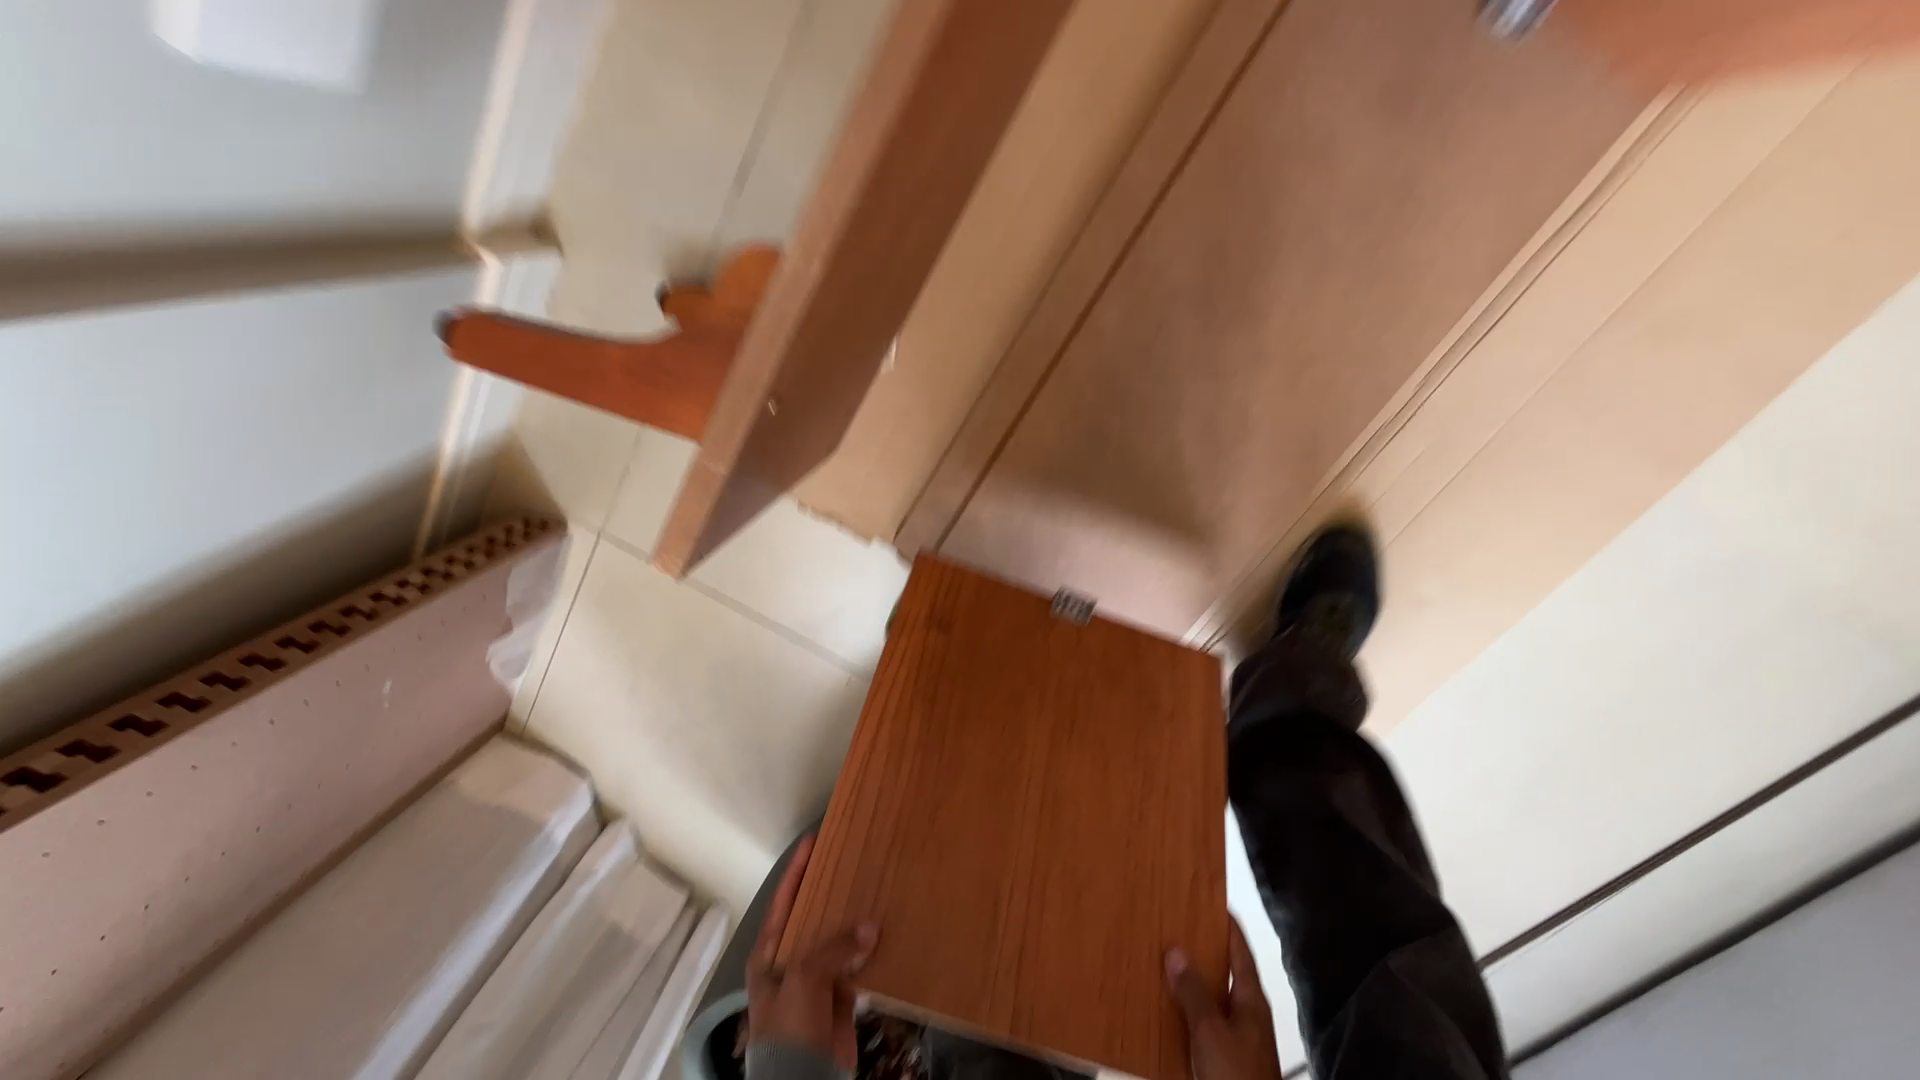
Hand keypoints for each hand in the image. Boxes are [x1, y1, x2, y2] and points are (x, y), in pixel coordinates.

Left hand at [748, 834, 880, 1069]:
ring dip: (853, 921)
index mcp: (769, 955)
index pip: (783, 902)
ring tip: (873, 888)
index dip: (796, 871)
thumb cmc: (791, 1024)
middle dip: (829, 892)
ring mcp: (814, 981)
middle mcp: (789, 962)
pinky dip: (869, 952)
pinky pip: (854, 967)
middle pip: (811, 917)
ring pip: (836, 941)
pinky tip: (886, 933)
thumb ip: (834, 948)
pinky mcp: (837, 999)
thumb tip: (871, 927)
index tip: (812, 840)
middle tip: (850, 860)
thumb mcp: (804, 978)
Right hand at [1166, 920, 1282, 1079]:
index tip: (1206, 897)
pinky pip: (1204, 1021)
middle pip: (1224, 970)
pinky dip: (1187, 1009)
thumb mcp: (1211, 1031)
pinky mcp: (1225, 1055)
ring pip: (1212, 997)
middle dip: (1201, 949)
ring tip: (1162, 960)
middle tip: (1173, 926)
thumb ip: (1193, 992)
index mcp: (1250, 998)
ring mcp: (1238, 1035)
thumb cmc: (1236, 1074)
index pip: (1239, 948)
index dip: (1225, 922)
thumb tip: (1175, 950)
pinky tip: (1166, 1007)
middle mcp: (1247, 1012)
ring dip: (1191, 980)